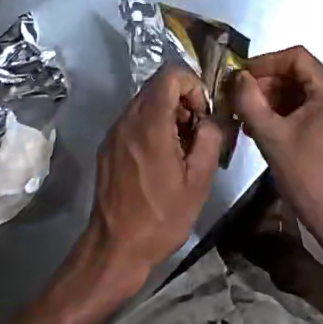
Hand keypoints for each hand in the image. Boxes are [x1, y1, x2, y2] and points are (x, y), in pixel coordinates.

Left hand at [81, 65, 223, 282]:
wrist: (115, 249)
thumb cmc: (161, 217)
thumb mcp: (199, 180)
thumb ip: (211, 138)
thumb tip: (214, 118)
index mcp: (150, 123)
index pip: (171, 75)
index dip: (193, 86)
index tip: (203, 115)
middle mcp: (128, 120)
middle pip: (158, 86)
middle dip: (184, 100)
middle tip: (198, 133)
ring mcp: (114, 133)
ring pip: (146, 101)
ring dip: (169, 114)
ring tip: (183, 148)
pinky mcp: (108, 147)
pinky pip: (135, 120)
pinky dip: (153, 126)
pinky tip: (163, 158)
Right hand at [234, 46, 322, 234]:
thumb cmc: (305, 173)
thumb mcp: (271, 135)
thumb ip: (250, 101)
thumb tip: (238, 77)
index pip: (297, 57)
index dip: (266, 62)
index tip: (242, 76)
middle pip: (300, 73)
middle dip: (268, 83)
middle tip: (242, 98)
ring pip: (304, 90)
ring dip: (275, 98)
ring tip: (249, 114)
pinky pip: (311, 106)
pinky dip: (288, 111)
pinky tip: (265, 125)